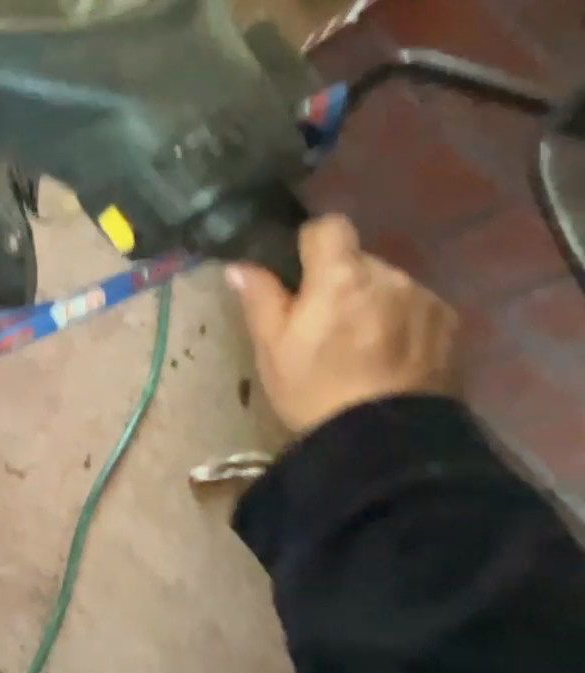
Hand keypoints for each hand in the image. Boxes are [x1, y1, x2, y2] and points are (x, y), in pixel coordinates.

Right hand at [226, 215, 460, 434]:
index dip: (309, 242)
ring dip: (368, 301)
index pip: (329, 228)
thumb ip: (260, 299)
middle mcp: (389, 275)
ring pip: (386, 284)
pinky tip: (383, 355)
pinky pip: (413, 306)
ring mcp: (424, 296)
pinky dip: (396, 321)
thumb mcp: (270, 347)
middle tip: (318, 324)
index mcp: (340, 278)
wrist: (380, 431)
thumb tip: (240, 267)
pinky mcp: (447, 320)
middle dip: (337, 282)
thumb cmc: (310, 388)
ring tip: (354, 345)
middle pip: (357, 260)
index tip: (296, 269)